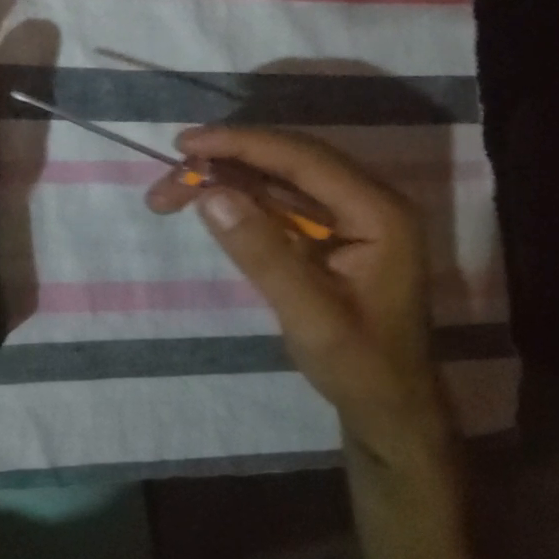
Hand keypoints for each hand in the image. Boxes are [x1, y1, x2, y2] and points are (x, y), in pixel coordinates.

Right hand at [145, 126, 446, 457]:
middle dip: (223, 161)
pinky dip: (236, 198)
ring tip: (169, 194)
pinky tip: (203, 204)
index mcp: (378, 212)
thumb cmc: (361, 368)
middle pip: (285, 160)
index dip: (241, 145)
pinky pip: (276, 199)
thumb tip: (210, 195)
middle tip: (168, 178)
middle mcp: (365, 201)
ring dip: (223, 178)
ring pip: (275, 177)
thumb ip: (263, 254)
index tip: (184, 145)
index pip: (302, 159)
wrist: (390, 413)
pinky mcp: (327, 231)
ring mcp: (347, 215)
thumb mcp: (311, 317)